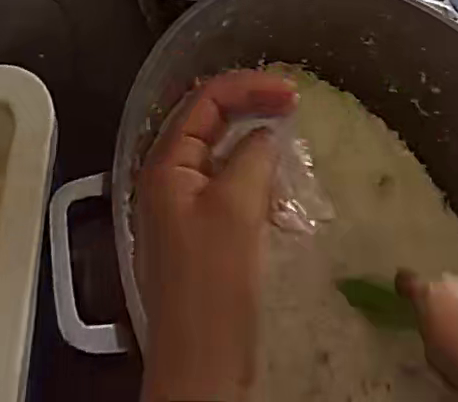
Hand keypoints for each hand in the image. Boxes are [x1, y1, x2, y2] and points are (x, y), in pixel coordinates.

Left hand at [137, 71, 297, 401]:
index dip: (247, 88)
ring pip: (220, 152)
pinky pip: (227, 185)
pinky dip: (254, 177)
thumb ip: (251, 158)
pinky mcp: (201, 230)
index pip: (204, 101)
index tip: (291, 93)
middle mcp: (168, 176)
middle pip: (208, 120)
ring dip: (253, 142)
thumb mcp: (235, 210)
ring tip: (288, 142)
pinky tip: (278, 192)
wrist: (200, 370)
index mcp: (166, 164)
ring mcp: (183, 204)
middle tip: (291, 104)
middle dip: (249, 106)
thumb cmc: (213, 286)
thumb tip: (265, 133)